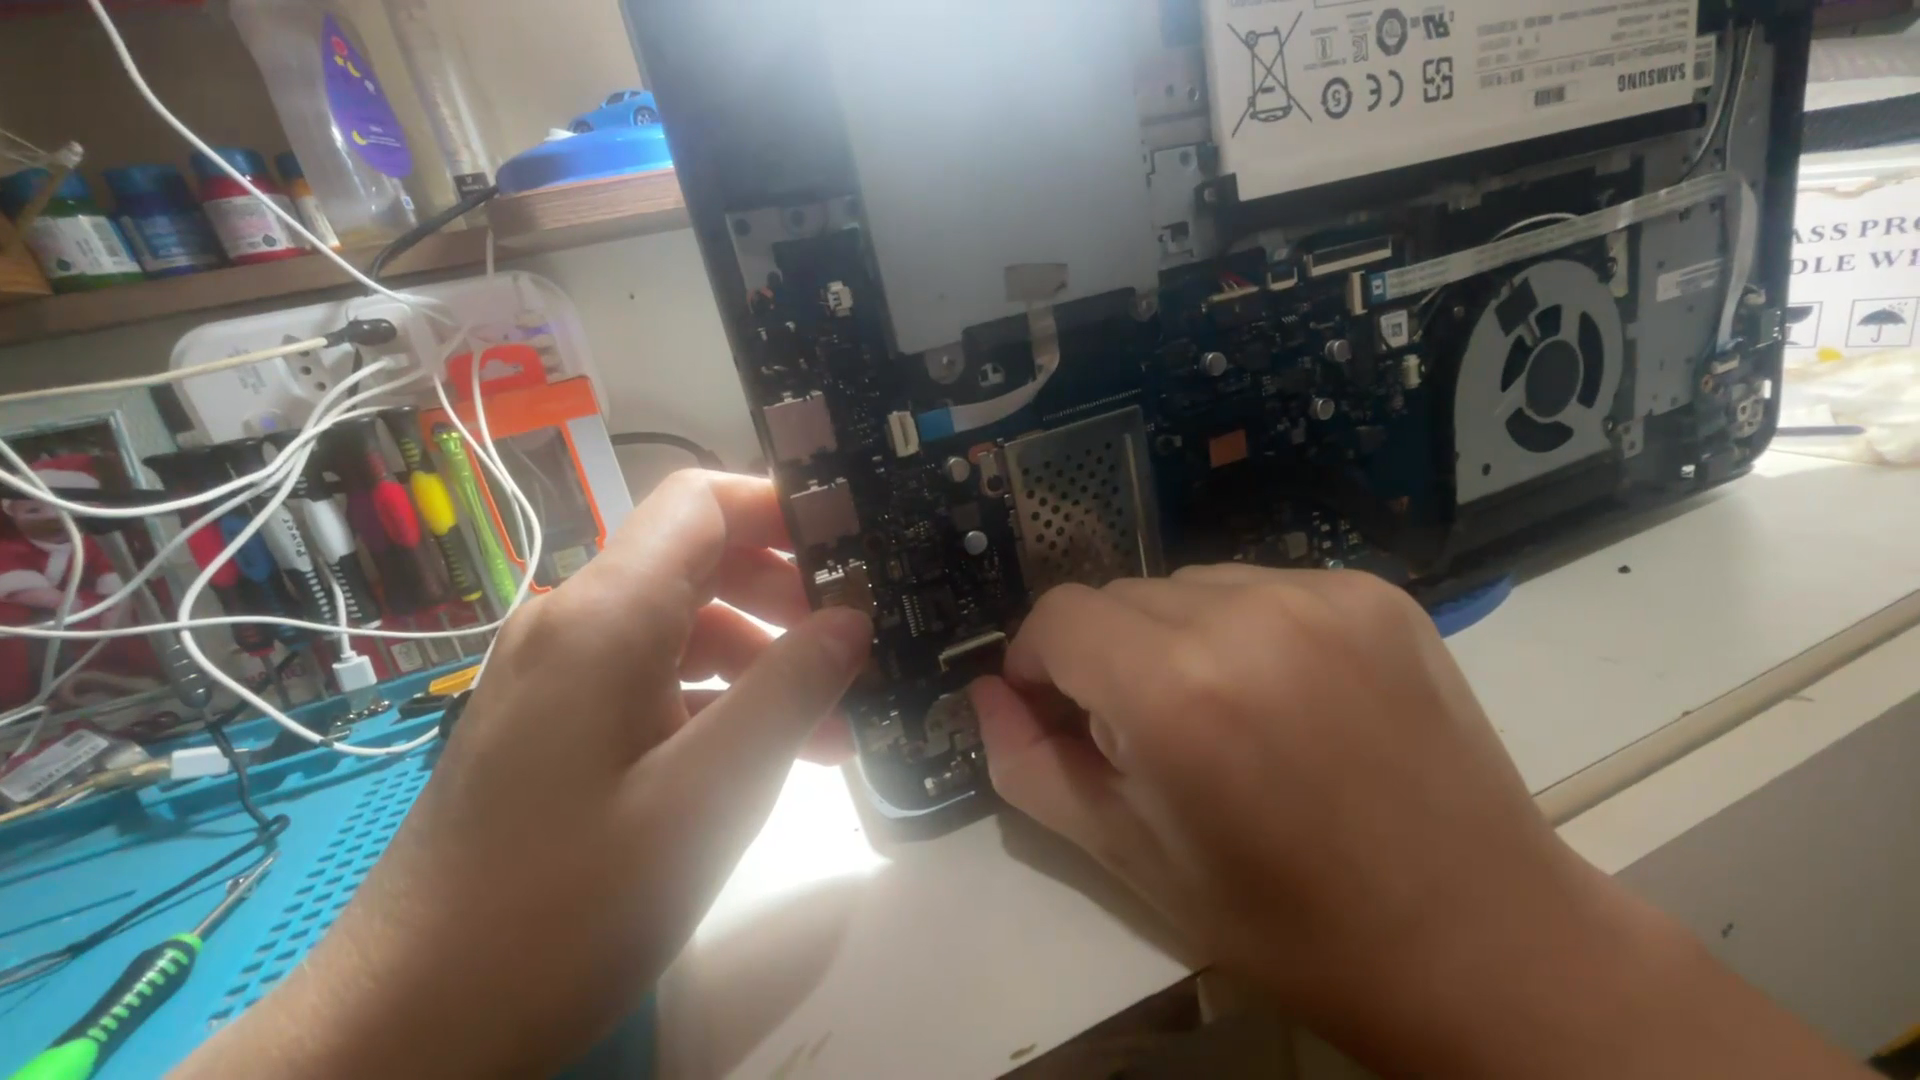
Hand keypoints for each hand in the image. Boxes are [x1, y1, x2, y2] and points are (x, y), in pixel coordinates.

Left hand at [176, 471, 871, 1078]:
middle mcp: (573, 628)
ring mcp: (557, 680)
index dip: (781, 507)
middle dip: (787, 591)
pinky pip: (652, 685)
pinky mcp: (554, 731)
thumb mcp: (705, 798)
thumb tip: (851, 619)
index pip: (701, 503)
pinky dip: (718, 702)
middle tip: (860, 643)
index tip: (854, 552)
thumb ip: (787, 694)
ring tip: (835, 721)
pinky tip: (767, 757)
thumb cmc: (562, 908)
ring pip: (681, 630)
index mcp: (603, 619)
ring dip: (762, 659)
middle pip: (697, 563)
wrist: (406, 1026)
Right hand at [972, 565, 1865, 1077]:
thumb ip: (1029, 765)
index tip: (1058, 710)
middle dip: (1108, 655)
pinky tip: (1287, 695)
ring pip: (1190, 585)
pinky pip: (1264, 585)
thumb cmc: (1284, 919)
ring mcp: (1323, 594)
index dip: (1040, 662)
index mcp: (1176, 691)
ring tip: (1223, 713)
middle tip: (1148, 734)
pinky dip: (1246, 628)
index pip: (1059, 615)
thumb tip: (987, 694)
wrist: (1478, 938)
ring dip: (1176, 636)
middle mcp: (1247, 616)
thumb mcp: (1127, 858)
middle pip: (1121, 595)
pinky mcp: (1378, 592)